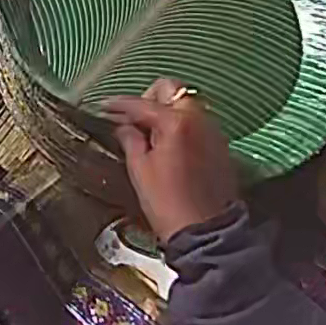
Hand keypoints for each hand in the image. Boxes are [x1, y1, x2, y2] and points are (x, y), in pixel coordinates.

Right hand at [104, 79, 239, 240]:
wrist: (206, 235)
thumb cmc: (168, 204)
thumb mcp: (140, 170)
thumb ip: (130, 139)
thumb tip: (123, 126)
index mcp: (175, 122)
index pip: (141, 104)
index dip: (119, 106)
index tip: (106, 108)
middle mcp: (198, 118)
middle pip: (171, 89)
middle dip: (150, 98)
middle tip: (135, 119)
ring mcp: (212, 130)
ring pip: (186, 103)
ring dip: (167, 110)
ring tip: (151, 133)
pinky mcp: (220, 144)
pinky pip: (197, 121)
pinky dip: (182, 124)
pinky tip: (169, 144)